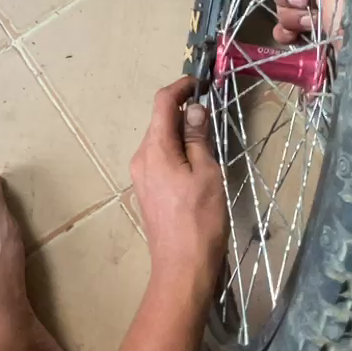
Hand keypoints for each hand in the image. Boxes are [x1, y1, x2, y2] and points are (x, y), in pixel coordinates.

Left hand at [130, 78, 226, 291]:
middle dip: (182, 111)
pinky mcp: (146, 190)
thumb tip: (194, 108)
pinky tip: (195, 162)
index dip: (180, 87)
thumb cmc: (200, 221)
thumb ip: (197, 138)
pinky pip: (160, 158)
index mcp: (155, 150)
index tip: (200, 82)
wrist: (182, 268)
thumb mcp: (207, 174)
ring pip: (159, 140)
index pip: (162, 103)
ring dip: (180, 131)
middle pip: (159, 121)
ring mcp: (141, 176)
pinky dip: (176, 150)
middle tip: (210, 111)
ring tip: (207, 139)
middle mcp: (141, 158)